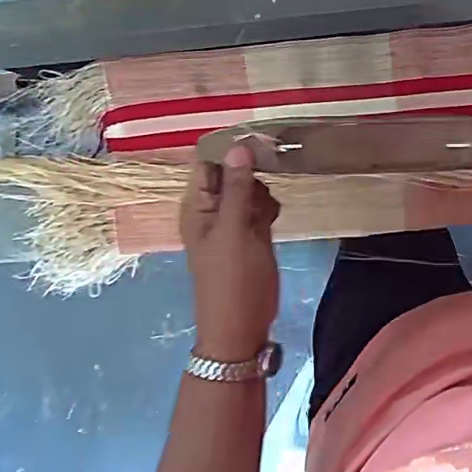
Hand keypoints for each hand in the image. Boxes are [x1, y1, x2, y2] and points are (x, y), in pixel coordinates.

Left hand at [179, 145, 280, 362]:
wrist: (242, 328)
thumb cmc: (233, 280)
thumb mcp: (235, 231)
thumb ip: (238, 189)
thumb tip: (239, 148)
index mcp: (197, 207)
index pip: (208, 163)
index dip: (230, 151)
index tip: (260, 143)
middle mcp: (212, 211)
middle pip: (232, 174)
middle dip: (251, 174)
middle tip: (265, 189)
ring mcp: (233, 224)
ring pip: (250, 190)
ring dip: (262, 194)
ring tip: (267, 214)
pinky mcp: (252, 236)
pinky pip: (260, 209)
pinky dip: (268, 209)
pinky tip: (274, 220)